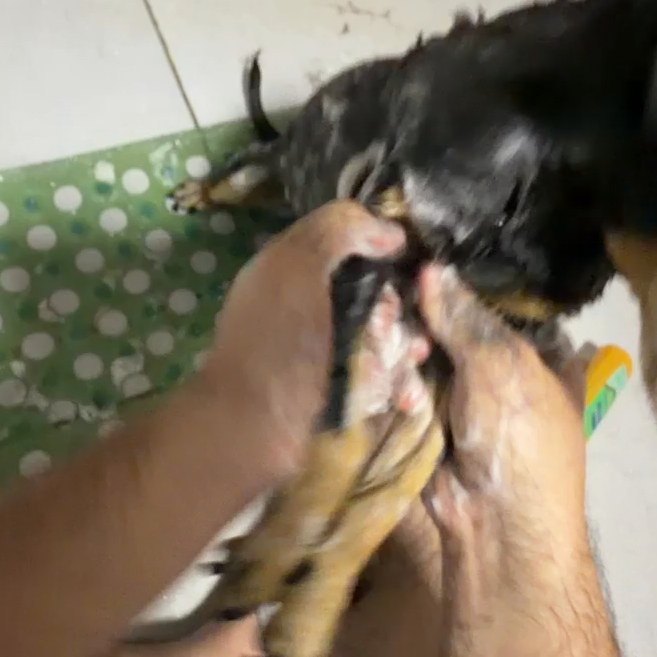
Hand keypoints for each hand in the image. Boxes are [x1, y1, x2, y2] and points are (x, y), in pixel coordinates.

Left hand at [194, 200, 405, 486]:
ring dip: (400, 354)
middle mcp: (310, 309)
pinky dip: (397, 387)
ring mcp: (326, 355)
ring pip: (388, 342)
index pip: (357, 251)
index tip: (396, 272)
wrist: (254, 426)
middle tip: (380, 332)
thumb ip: (339, 230)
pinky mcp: (341, 395)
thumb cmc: (276, 339)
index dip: (383, 259)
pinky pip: (385, 381)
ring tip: (392, 370)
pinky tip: (402, 398)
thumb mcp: (297, 264)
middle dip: (392, 315)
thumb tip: (392, 232)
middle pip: (379, 299)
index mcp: (294, 271)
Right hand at [414, 264, 590, 575]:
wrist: (495, 521)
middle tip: (395, 303)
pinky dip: (396, 383)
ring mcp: (457, 396)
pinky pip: (402, 386)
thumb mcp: (500, 365)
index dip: (457, 283)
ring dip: (405, 351)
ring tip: (397, 347)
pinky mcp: (423, 419)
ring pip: (419, 354)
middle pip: (447, 326)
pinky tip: (395, 383)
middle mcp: (494, 370)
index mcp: (534, 352)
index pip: (490, 302)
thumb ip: (464, 317)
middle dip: (422, 318)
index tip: (419, 260)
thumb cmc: (519, 436)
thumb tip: (431, 268)